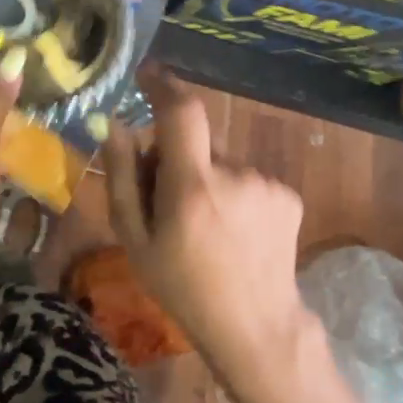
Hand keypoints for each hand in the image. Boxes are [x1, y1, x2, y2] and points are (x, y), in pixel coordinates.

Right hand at [101, 67, 309, 385]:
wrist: (257, 328)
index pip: (182, 113)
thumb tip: (114, 125)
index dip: (162, 85)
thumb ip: (121, 175)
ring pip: (218, 160)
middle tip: (161, 197)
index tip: (145, 74)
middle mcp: (235, 175)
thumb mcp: (133, 237)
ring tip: (198, 222)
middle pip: (194, 141)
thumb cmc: (180, 285)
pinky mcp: (288, 194)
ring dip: (202, 175)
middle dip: (173, 155)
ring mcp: (267, 184)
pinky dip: (228, 189)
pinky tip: (229, 228)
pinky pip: (243, 175)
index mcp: (193, 186)